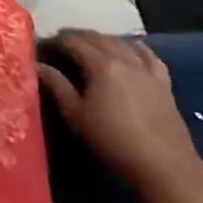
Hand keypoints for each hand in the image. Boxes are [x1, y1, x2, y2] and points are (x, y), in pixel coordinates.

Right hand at [39, 29, 200, 186]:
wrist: (163, 164)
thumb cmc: (112, 139)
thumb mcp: (75, 114)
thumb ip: (56, 85)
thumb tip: (38, 66)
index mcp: (102, 64)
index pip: (72, 41)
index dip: (54, 41)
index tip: (40, 48)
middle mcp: (125, 59)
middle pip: (96, 37)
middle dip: (74, 37)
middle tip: (57, 47)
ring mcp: (147, 68)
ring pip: (121, 42)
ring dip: (100, 40)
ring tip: (87, 48)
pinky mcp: (163, 81)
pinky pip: (147, 54)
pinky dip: (132, 48)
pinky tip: (127, 51)